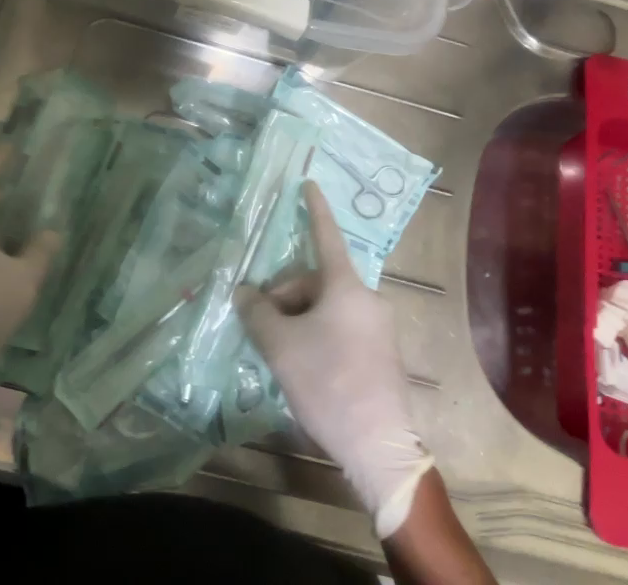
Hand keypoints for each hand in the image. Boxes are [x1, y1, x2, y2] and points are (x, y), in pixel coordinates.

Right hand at [237, 181, 434, 536]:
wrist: (378, 444)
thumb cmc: (328, 383)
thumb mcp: (281, 346)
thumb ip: (258, 312)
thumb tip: (245, 292)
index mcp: (347, 287)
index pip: (326, 236)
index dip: (314, 210)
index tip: (309, 184)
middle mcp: (368, 299)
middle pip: (317, 282)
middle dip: (286, 297)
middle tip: (263, 328)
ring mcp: (379, 328)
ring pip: (326, 308)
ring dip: (299, 321)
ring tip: (280, 354)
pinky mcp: (382, 355)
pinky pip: (341, 330)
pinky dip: (317, 337)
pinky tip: (303, 367)